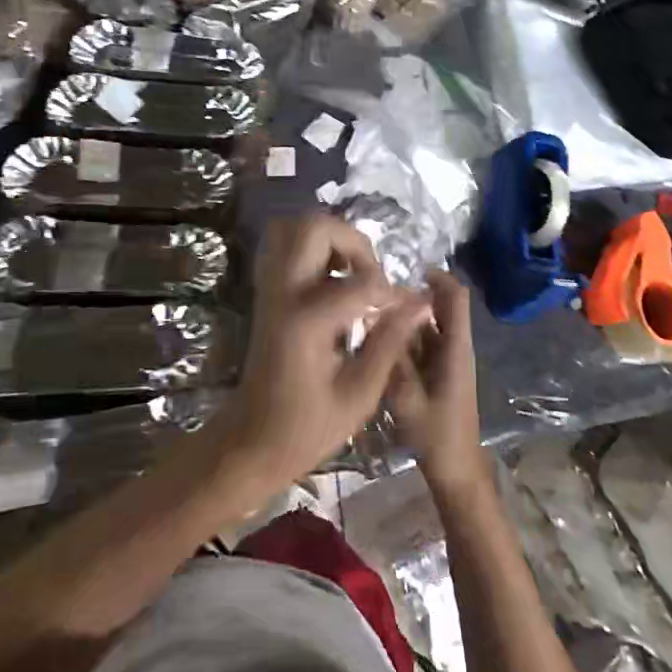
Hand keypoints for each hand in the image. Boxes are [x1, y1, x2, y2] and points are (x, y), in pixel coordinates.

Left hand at [213, 214, 426, 490]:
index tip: (407, 310)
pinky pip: (284, 249)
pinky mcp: (266, 295)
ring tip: (353, 273)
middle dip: (353, 241)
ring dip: (330, 239)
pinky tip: (335, 282)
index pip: (361, 282)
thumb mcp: (360, 394)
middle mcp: (283, 295)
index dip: (392, 293)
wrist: (250, 443)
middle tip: (372, 275)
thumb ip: (390, 341)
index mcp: (306, 322)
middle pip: (313, 228)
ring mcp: (269, 291)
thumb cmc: (307, 429)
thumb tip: (421, 303)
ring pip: (292, 229)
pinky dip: (313, 251)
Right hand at [387, 270, 485, 491]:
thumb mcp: (408, 399)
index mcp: (456, 348)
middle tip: (377, 298)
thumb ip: (394, 359)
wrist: (455, 470)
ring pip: (428, 328)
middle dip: (412, 299)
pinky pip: (423, 347)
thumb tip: (380, 319)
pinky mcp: (438, 376)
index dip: (438, 278)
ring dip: (406, 321)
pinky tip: (379, 345)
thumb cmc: (437, 435)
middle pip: (439, 309)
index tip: (408, 271)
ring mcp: (447, 362)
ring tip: (372, 317)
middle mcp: (455, 348)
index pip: (456, 297)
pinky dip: (405, 341)